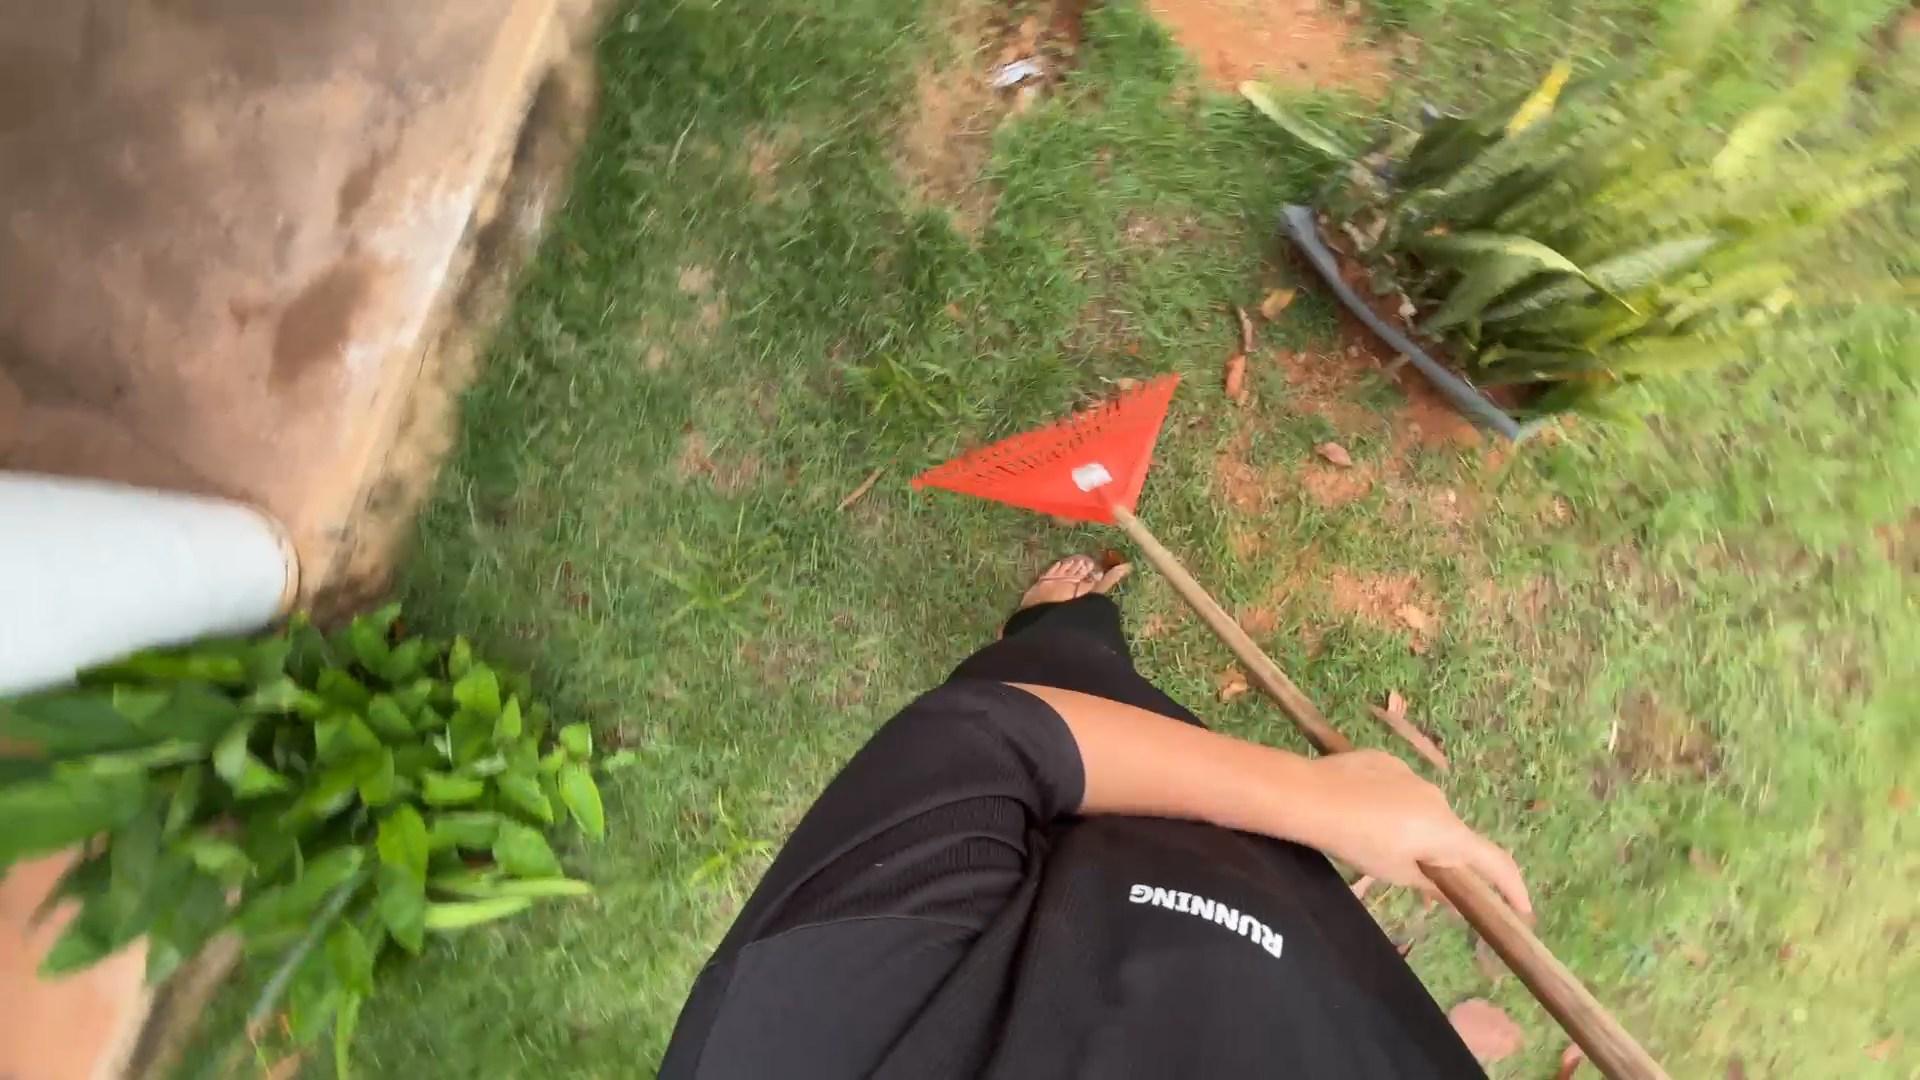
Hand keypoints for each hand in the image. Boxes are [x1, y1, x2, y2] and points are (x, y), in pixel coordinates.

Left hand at [1294, 750, 1531, 915]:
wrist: (1311, 795)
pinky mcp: (1383, 759)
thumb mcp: (1397, 872)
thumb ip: (1432, 884)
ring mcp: (1409, 773)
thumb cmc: (1357, 840)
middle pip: (1450, 833)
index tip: (1521, 908)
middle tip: (1411, 867)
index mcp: (1448, 831)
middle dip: (1439, 852)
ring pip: (1421, 807)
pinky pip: (1396, 786)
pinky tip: (1360, 806)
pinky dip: (1388, 800)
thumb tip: (1452, 893)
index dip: (1511, 887)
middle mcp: (1437, 798)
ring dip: (1410, 824)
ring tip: (1373, 834)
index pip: (1493, 861)